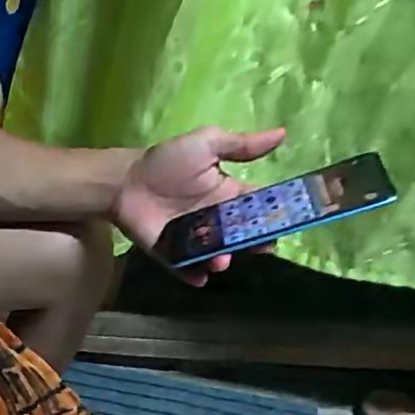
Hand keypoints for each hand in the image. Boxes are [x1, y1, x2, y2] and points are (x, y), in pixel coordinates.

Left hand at [111, 126, 286, 286]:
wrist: (127, 181)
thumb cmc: (167, 160)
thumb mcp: (207, 143)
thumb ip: (242, 145)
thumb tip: (282, 135)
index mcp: (225, 193)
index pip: (254, 206)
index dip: (271, 213)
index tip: (287, 220)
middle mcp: (212, 218)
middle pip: (238, 234)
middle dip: (251, 242)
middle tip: (263, 247)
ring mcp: (191, 237)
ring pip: (212, 252)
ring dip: (220, 258)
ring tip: (222, 260)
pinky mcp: (169, 252)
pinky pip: (183, 267)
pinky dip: (191, 274)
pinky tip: (200, 279)